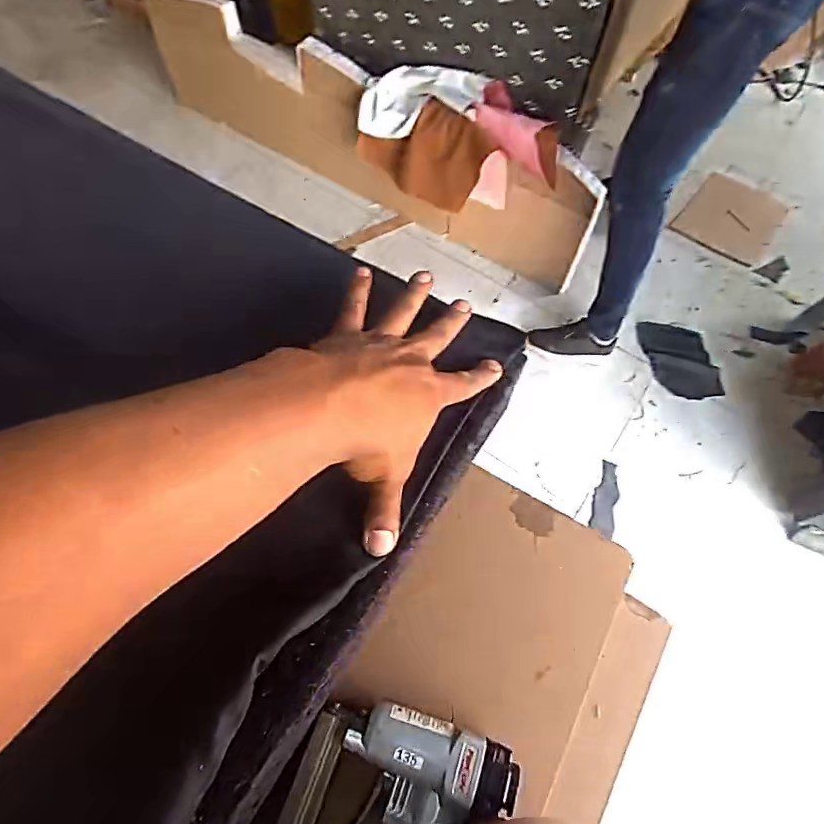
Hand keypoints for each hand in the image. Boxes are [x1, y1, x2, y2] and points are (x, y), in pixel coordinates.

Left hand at [313, 268, 502, 556]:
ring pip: (404, 314)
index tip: (495, 365)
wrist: (327, 406)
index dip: (481, 377)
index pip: (464, 386)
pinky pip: (354, 308)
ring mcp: (382, 344)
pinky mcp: (348, 334)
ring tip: (425, 276)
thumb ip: (384, 511)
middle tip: (465, 304)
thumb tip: (382, 551)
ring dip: (415, 295)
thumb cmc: (365, 443)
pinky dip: (357, 290)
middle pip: (438, 337)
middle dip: (453, 322)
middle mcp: (411, 363)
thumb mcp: (383, 479)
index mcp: (429, 395)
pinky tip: (358, 272)